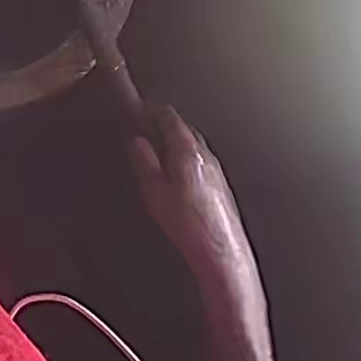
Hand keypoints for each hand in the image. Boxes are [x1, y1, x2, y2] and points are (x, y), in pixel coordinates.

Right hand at [129, 105, 257, 288]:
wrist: (223, 256)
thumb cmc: (190, 226)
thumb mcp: (153, 190)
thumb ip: (143, 160)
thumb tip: (137, 142)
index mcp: (188, 151)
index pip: (169, 116)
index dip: (152, 108)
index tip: (141, 104)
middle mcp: (206, 156)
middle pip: (183, 127)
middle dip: (163, 123)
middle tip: (145, 123)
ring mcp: (217, 170)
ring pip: (193, 144)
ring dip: (175, 139)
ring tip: (157, 146)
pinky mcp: (222, 185)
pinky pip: (200, 159)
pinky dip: (185, 155)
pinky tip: (175, 171)